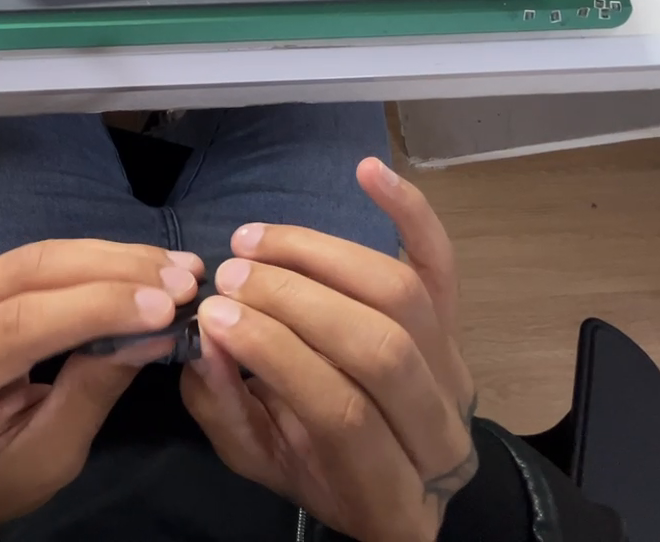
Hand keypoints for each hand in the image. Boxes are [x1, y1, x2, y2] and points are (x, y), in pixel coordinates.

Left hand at [0, 238, 203, 535]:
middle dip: (113, 271)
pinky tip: (138, 263)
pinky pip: (33, 259)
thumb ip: (93, 389)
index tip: (164, 306)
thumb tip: (156, 331)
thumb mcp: (48, 456)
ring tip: (175, 267)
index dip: (95, 307)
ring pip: (35, 255)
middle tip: (183, 279)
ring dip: (111, 258)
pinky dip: (91, 259)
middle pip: (28, 272)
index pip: (19, 324)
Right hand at [180, 158, 477, 541]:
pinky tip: (366, 170)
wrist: (388, 473)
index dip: (274, 352)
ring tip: (253, 241)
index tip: (213, 313)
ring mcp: (454, 369)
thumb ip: (223, 406)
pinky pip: (440, 261)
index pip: (340, 411)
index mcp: (386, 489)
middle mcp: (439, 430)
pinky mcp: (455, 322)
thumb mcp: (257, 458)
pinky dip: (408, 210)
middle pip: (378, 347)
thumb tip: (204, 334)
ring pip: (400, 295)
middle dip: (292, 299)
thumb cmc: (314, 465)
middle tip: (229, 274)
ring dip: (319, 255)